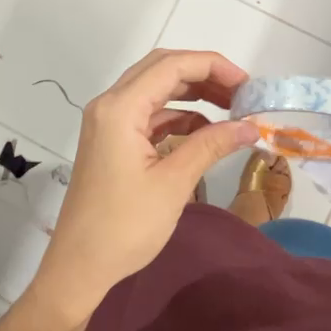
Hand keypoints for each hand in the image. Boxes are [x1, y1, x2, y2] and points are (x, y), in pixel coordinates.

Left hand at [21, 50, 257, 326]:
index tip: (248, 84)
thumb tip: (250, 126)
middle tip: (242, 94)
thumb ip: (210, 146)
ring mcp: (108, 122)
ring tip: (232, 111)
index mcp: (119, 108)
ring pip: (155, 90)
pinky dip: (178, 116)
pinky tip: (206, 131)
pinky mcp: (112, 140)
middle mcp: (109, 104)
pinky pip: (148, 114)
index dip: (212, 65)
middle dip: (204, 74)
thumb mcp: (173, 183)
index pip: (171, 65)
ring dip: (192, 94)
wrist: (80, 265)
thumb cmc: (124, 226)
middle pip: (161, 69)